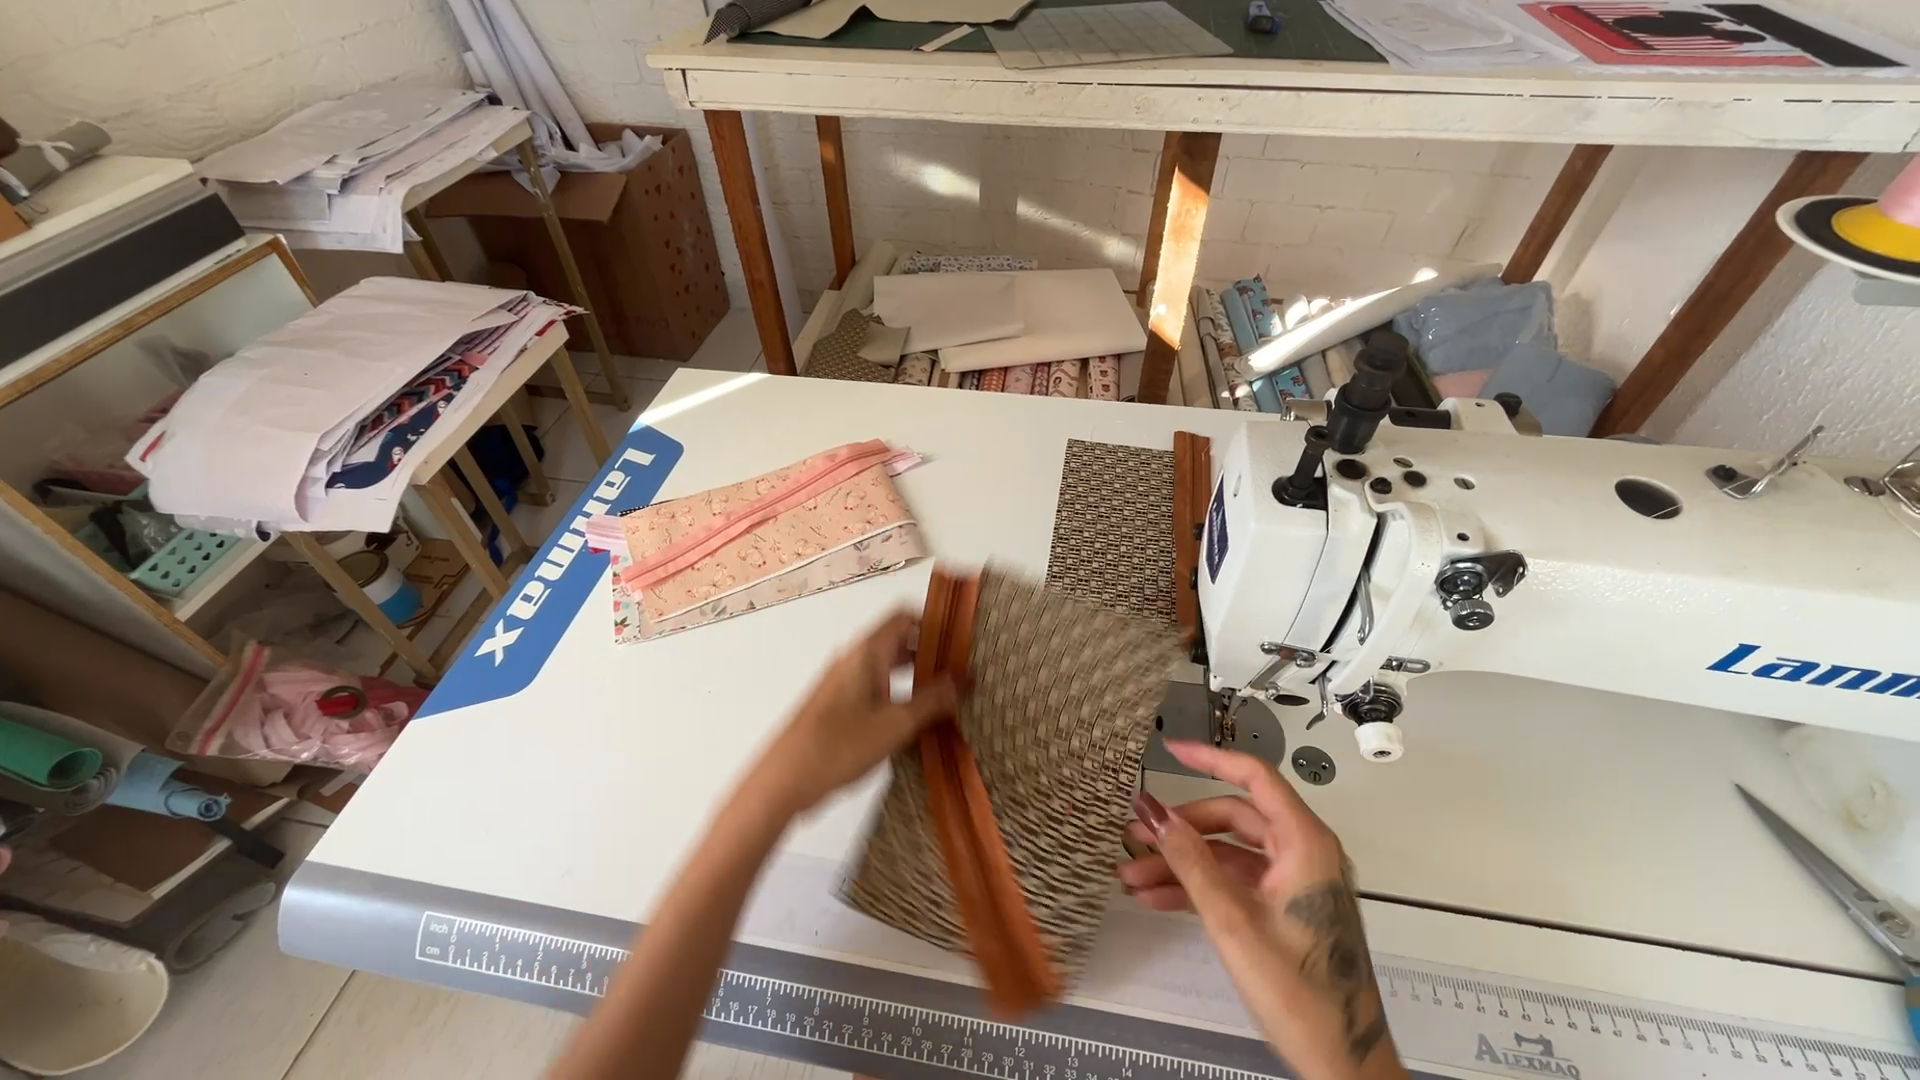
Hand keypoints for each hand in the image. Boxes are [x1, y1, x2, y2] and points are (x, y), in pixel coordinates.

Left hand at [757, 611, 962, 812]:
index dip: (934, 624)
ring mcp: (843, 682)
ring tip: (946, 699)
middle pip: (898, 641)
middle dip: (931, 654)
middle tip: (961, 675)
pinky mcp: (837, 705)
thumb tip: (963, 680)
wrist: (784, 781)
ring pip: (887, 667)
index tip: (961, 643)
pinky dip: (899, 694)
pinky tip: (915, 722)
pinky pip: (876, 687)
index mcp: (866, 652)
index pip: (904, 617)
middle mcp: (853, 659)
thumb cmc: (839, 746)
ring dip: (916, 677)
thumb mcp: (896, 725)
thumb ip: (932, 701)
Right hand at [1120, 741, 1406, 1079]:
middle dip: (1180, 829)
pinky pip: (1235, 882)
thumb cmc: (1298, 990)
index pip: (1254, 778)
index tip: (1170, 749)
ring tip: (1133, 875)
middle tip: (1135, 837)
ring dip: (1181, 862)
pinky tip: (1156, 898)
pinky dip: (1198, 886)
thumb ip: (1189, 859)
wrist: (1343, 1064)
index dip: (1210, 758)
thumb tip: (1152, 811)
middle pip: (1233, 818)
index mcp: (1305, 843)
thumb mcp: (1231, 919)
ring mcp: (1294, 883)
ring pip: (1228, 853)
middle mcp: (1303, 853)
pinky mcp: (1285, 910)